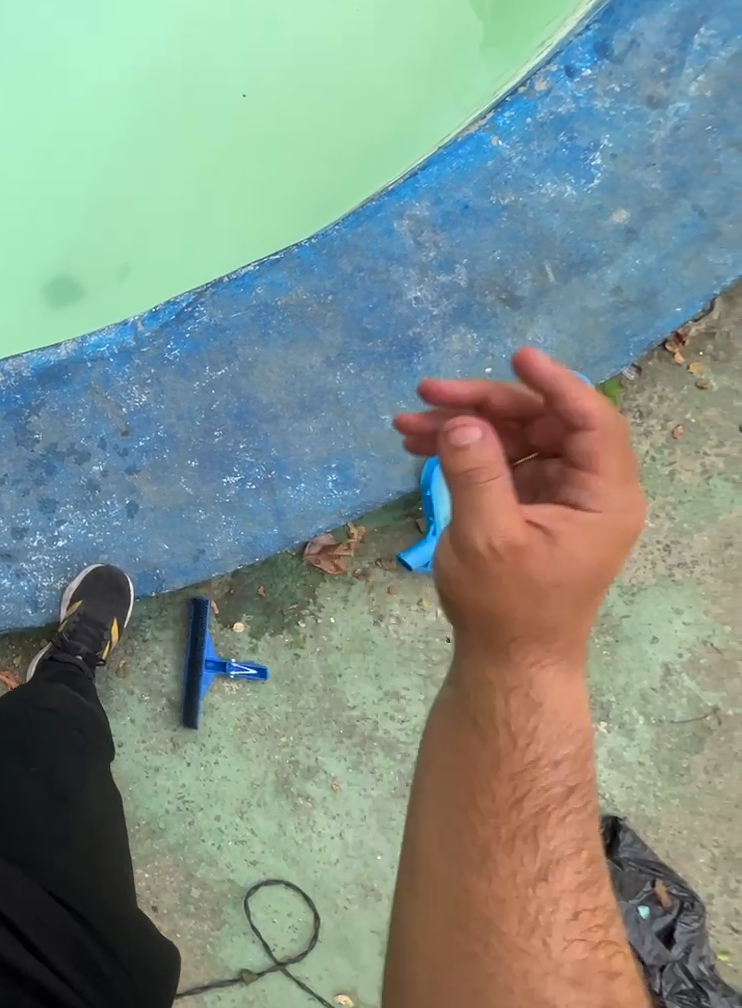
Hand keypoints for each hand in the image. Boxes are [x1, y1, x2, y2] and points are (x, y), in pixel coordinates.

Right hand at [392, 347, 644, 660]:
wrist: (508, 650)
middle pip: (543, 424)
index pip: (591, 421)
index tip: (517, 356)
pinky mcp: (525, 506)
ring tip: (404, 424)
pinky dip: (459, 451)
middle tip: (424, 394)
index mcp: (603, 495)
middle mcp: (587, 488)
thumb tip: (460, 423)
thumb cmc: (506, 600)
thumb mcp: (486, 536)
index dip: (556, 384)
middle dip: (484, 405)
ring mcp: (555, 497)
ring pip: (514, 440)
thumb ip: (476, 475)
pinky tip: (419, 447)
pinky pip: (496, 463)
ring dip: (461, 427)